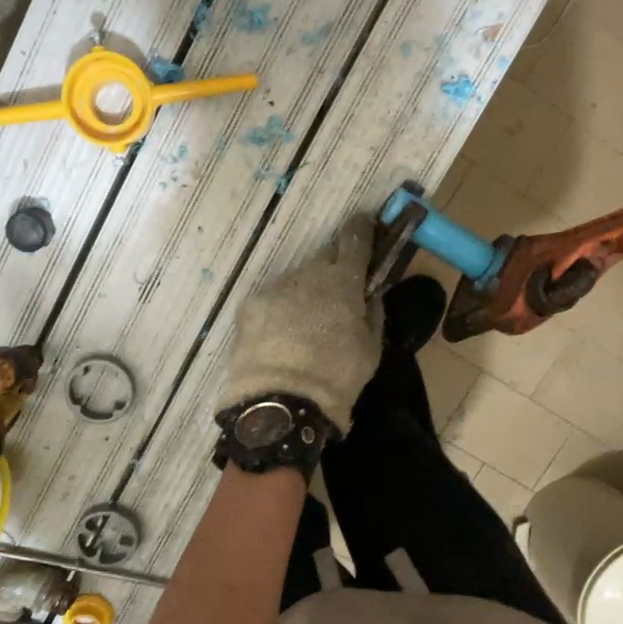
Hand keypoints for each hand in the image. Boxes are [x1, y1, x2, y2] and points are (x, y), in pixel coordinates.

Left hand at [220, 214, 380, 429]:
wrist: (282, 399)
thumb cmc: (337, 375)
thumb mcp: (371, 347)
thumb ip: (372, 313)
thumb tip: (369, 293)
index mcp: (343, 280)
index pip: (354, 238)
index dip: (361, 229)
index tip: (365, 224)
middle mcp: (308, 274)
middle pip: (324, 256)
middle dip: (333, 266)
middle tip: (338, 292)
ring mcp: (275, 288)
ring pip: (296, 281)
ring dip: (304, 293)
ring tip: (306, 326)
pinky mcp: (250, 306)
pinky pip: (272, 300)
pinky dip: (279, 311)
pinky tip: (280, 337)